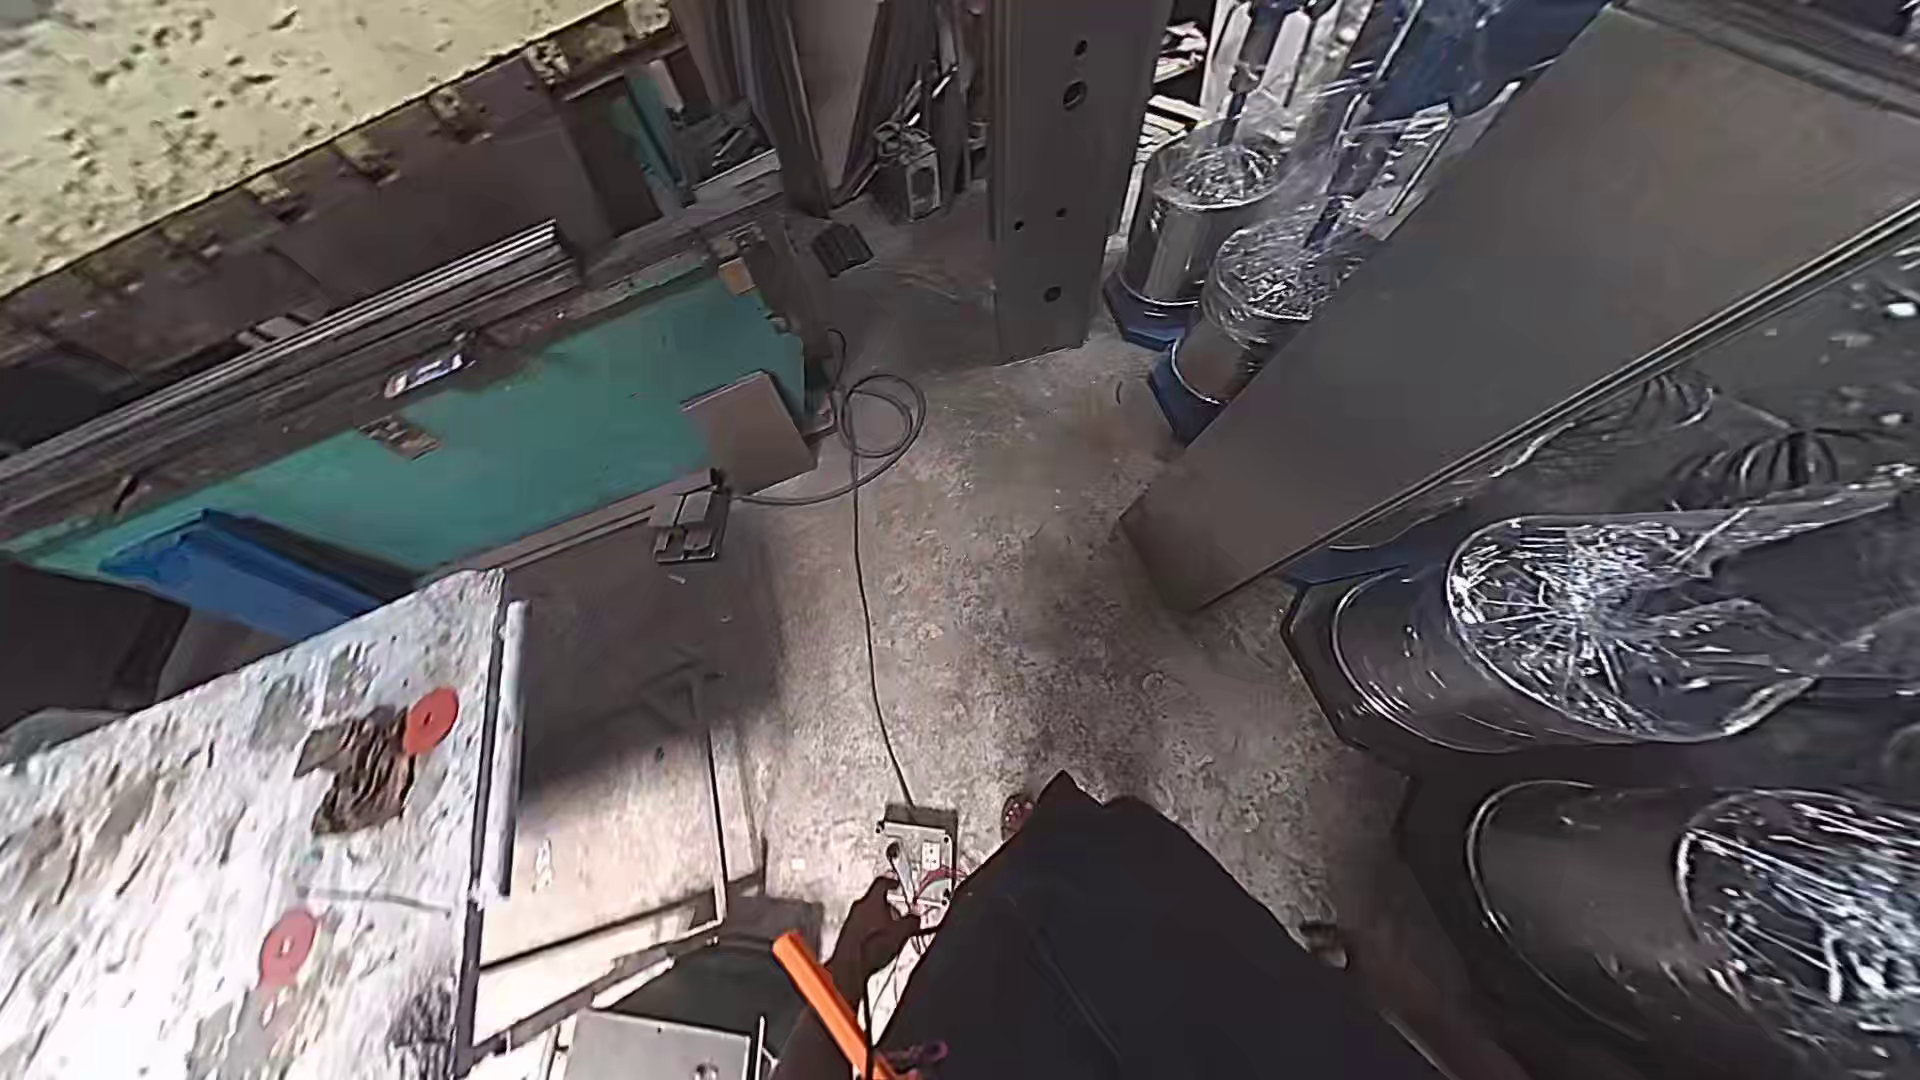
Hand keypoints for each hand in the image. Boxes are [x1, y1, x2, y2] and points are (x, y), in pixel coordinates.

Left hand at [825, 877, 918, 994]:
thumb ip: (912, 920)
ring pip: (867, 914)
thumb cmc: (870, 948)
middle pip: (875, 899)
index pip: (883, 882)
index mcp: (872, 899)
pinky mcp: (846, 937)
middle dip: (887, 907)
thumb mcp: (901, 933)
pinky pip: (860, 927)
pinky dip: (869, 932)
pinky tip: (876, 945)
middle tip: (897, 915)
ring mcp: (851, 921)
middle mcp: (859, 907)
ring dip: (878, 920)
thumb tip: (917, 916)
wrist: (849, 969)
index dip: (892, 882)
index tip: (896, 884)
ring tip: (888, 933)